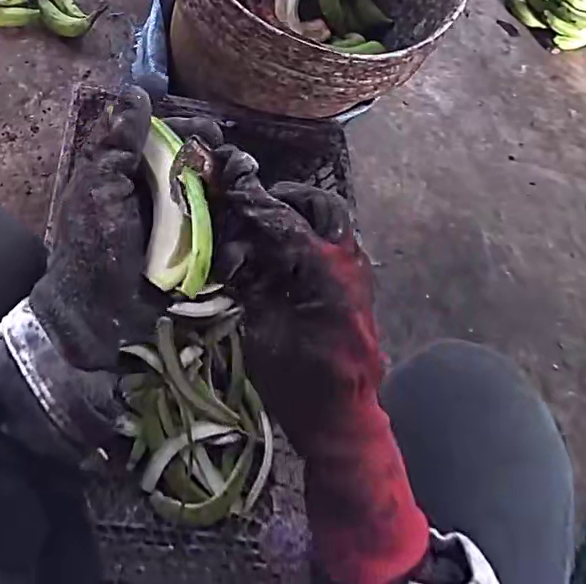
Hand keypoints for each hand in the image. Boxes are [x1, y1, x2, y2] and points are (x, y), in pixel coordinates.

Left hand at [27, 87, 219, 370]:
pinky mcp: (198, 251)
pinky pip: (225, 231)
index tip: (210, 132)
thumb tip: (136, 91)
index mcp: (136, 169)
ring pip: (218, 191)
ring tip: (244, 185)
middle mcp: (162, 190)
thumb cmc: (92, 243)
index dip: (192, 128)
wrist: (96, 313)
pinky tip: (242, 222)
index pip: (170, 135)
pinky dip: (236, 226)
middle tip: (234, 163)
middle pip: (201, 161)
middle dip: (220, 157)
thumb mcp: (99, 186)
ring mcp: (182, 221)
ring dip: (234, 185)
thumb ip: (119, 141)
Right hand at [214, 149, 381, 434]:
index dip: (251, 194)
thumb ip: (250, 279)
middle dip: (286, 198)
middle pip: (319, 204)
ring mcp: (354, 269)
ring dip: (298, 214)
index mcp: (322, 269)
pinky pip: (332, 242)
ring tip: (266, 229)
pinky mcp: (354, 281)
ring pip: (330, 219)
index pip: (280, 217)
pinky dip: (307, 236)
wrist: (344, 417)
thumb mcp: (263, 327)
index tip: (230, 169)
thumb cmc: (299, 380)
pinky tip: (282, 255)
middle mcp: (345, 259)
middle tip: (255, 206)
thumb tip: (234, 247)